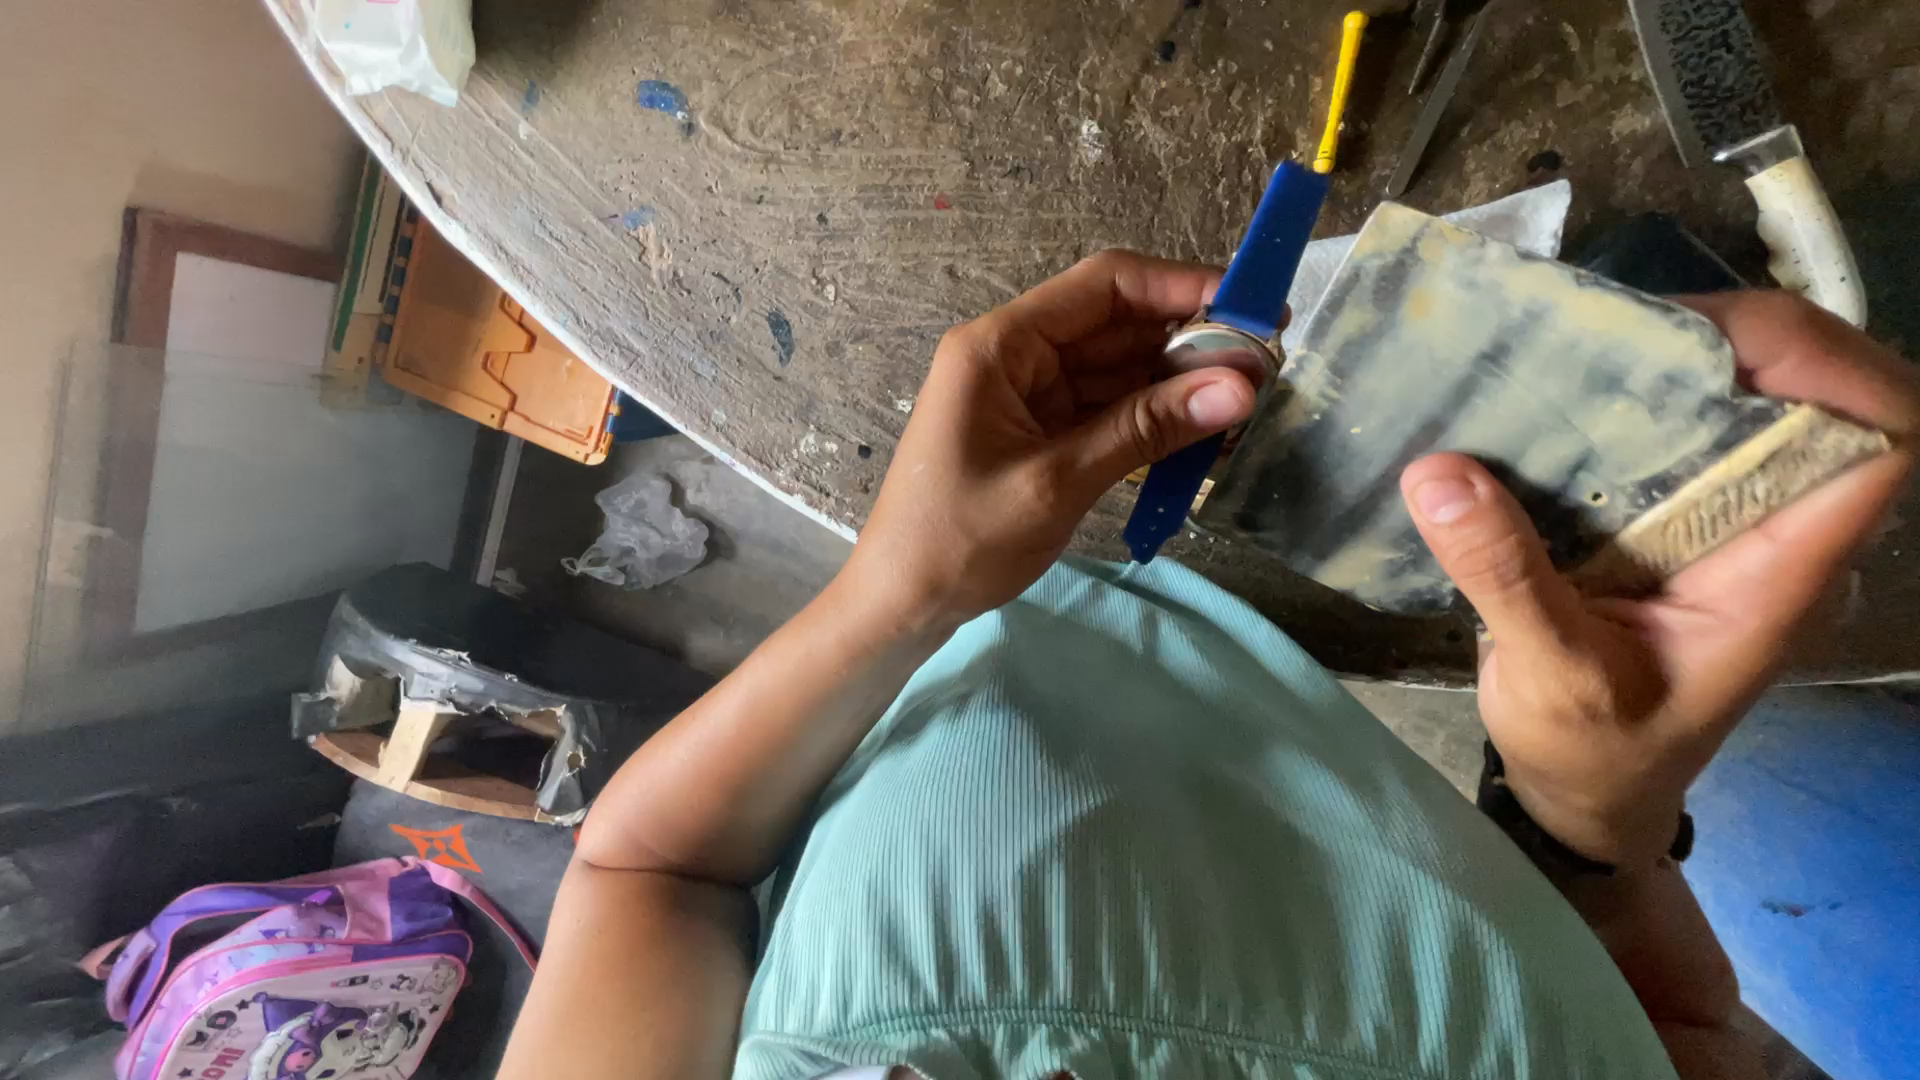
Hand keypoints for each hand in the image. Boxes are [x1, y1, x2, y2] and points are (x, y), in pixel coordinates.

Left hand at [843, 250, 1258, 624]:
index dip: (1180, 288)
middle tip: (1262, 371)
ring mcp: (1025, 398)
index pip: (1102, 286)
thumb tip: (1242, 385)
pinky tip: (1197, 435)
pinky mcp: (1036, 435)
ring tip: (1242, 406)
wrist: (902, 602)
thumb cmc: (961, 539)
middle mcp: (1012, 358)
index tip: (1252, 309)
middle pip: (1113, 327)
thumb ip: (1147, 429)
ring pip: (1113, 372)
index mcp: (999, 346)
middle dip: (1185, 344)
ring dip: (1172, 387)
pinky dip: (1146, 422)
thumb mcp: (1058, 481)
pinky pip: (1101, 412)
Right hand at [1400, 291, 1918, 868]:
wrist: (1579, 789)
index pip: (1869, 440)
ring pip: (1705, 418)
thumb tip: (1436, 473)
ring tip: (1556, 348)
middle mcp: (1749, 532)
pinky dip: (1585, 415)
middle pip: (1792, 404)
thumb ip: (1506, 576)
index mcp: (1777, 568)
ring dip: (1643, 373)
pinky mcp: (1627, 532)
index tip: (1701, 337)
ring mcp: (1687, 530)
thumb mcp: (1555, 672)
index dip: (1822, 366)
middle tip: (1603, 328)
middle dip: (1718, 346)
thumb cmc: (1595, 748)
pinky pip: (1628, 451)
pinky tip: (1522, 404)